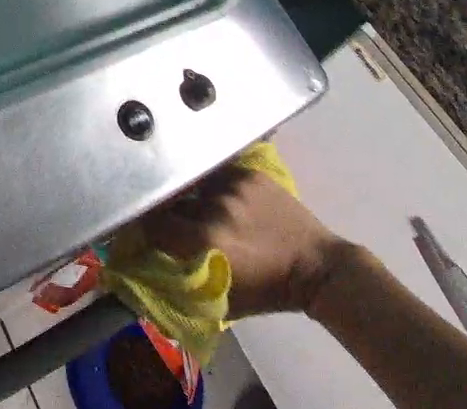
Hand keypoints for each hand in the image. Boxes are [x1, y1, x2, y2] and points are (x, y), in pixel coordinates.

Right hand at [139, 167, 359, 318]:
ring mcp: (232, 186)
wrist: (319, 269)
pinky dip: (210, 181)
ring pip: (191, 182)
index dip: (146, 225)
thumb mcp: (222, 296)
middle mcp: (214, 207)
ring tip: (195, 201)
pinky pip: (214, 171)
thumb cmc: (269, 289)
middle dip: (167, 207)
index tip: (147, 229)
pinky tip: (217, 191)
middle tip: (171, 216)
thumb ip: (184, 279)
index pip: (153, 221)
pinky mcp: (248, 173)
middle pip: (170, 199)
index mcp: (205, 240)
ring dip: (189, 192)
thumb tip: (148, 263)